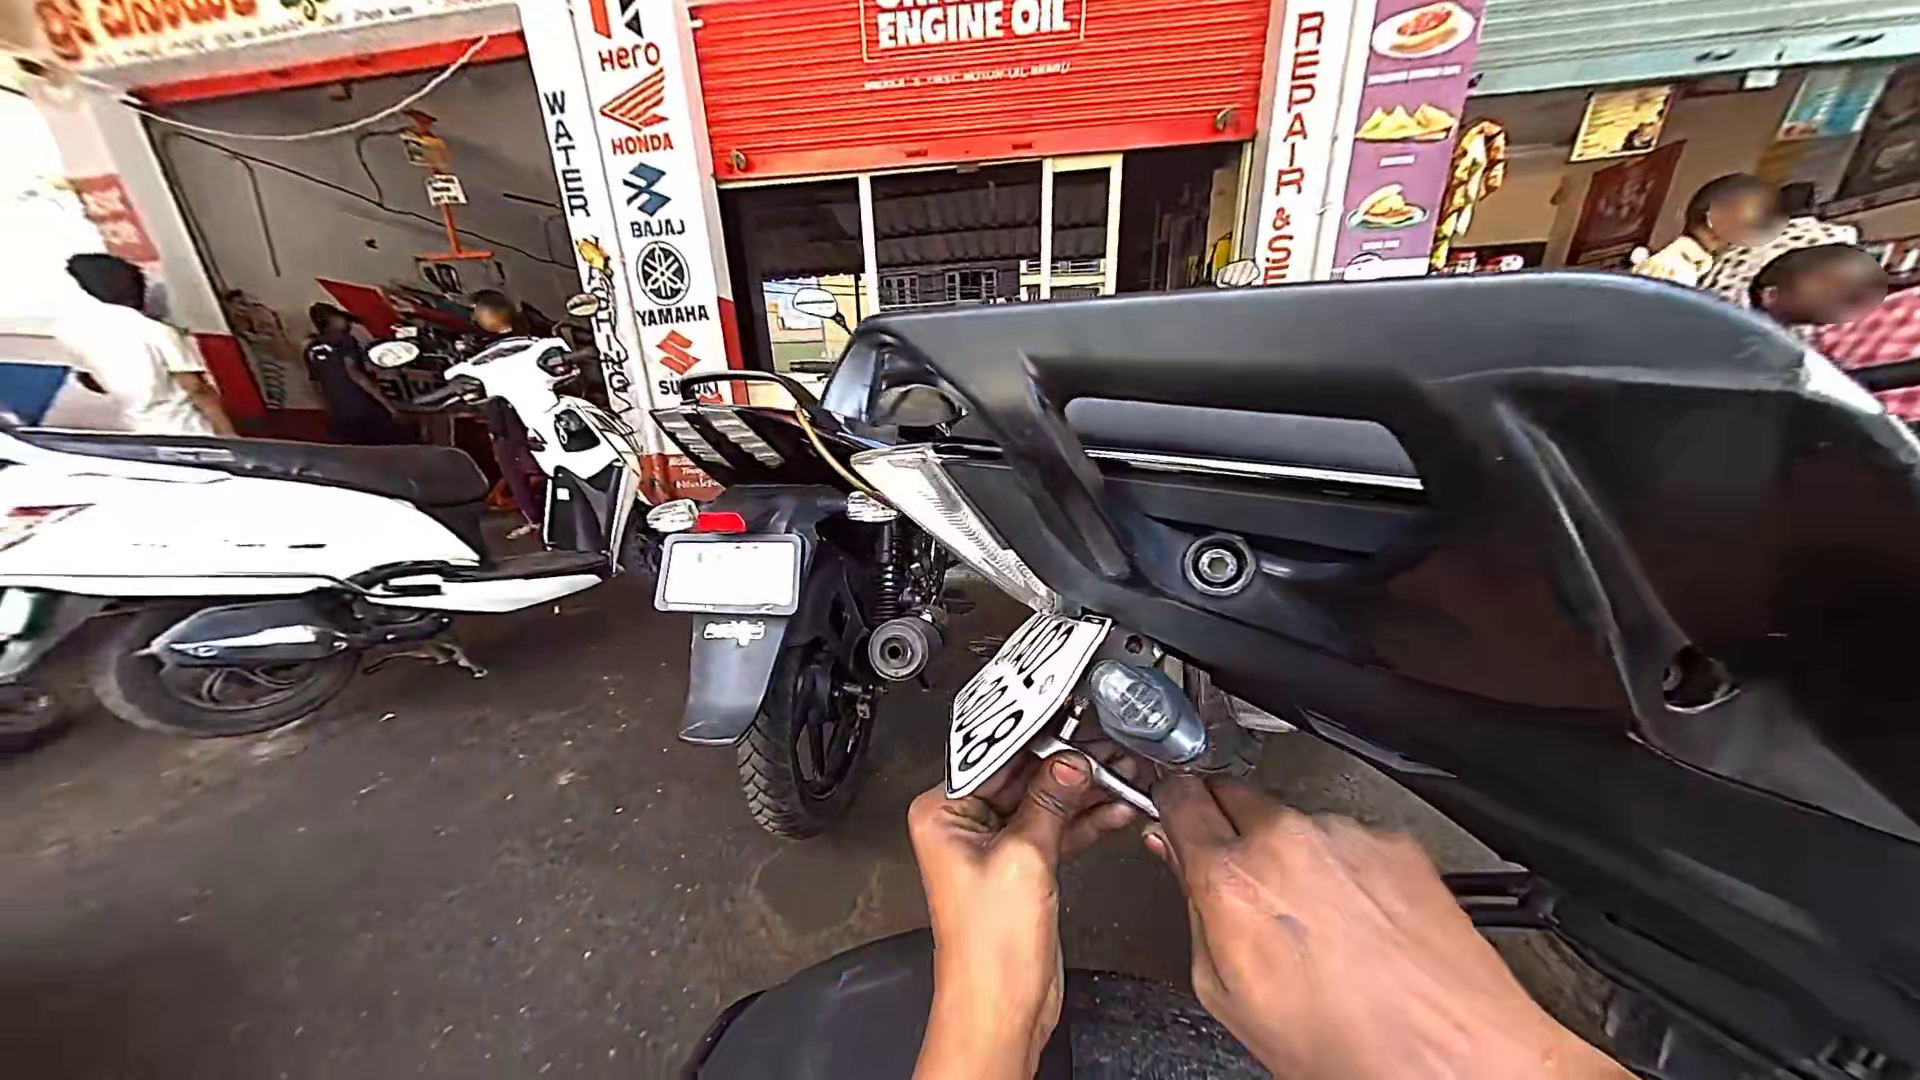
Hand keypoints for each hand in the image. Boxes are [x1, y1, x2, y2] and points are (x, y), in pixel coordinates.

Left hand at [908, 745, 1144, 1079]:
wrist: (1003, 1011)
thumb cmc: (988, 951)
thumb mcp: (1024, 858)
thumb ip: (1050, 802)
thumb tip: (1069, 762)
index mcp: (943, 811)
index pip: (994, 757)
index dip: (1035, 741)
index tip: (1066, 725)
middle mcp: (963, 822)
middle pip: (1021, 776)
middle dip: (1065, 766)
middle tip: (1099, 751)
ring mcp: (993, 841)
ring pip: (1042, 801)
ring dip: (1081, 791)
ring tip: (1115, 773)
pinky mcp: (1020, 861)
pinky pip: (1054, 827)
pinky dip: (1082, 820)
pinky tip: (1113, 807)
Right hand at [1146, 776, 1629, 1079]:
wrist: (1466, 1068)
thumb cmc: (1349, 1048)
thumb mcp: (1229, 993)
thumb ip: (1189, 907)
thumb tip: (1174, 852)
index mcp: (1231, 877)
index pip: (1178, 794)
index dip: (1171, 802)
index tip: (1175, 810)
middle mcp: (1281, 839)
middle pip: (1227, 791)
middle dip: (1224, 821)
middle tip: (1244, 872)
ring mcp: (1338, 833)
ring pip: (1285, 814)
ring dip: (1285, 845)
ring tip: (1317, 909)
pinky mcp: (1388, 839)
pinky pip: (1341, 832)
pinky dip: (1338, 860)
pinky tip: (1358, 912)